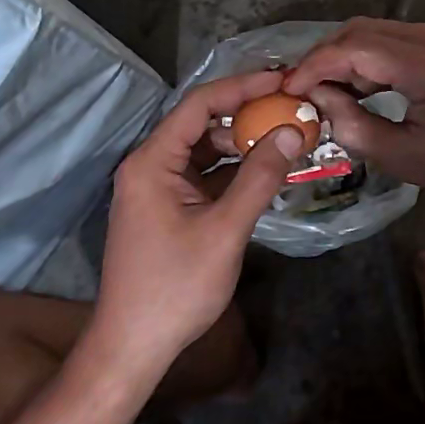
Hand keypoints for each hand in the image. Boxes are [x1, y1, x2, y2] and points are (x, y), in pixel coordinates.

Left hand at [91, 71, 304, 372]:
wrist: (133, 343)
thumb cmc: (176, 286)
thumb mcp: (224, 230)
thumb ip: (258, 177)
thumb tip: (291, 132)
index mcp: (151, 161)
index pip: (199, 105)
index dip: (242, 87)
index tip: (283, 80)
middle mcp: (148, 165)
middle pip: (199, 125)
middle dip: (245, 116)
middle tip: (290, 110)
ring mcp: (154, 188)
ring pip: (201, 152)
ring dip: (239, 145)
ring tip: (284, 140)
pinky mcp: (164, 209)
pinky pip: (200, 178)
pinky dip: (229, 173)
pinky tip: (263, 173)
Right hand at [283, 19, 424, 207]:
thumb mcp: (407, 159)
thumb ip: (354, 126)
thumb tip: (319, 98)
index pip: (356, 48)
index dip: (315, 65)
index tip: (289, 88)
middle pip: (364, 29)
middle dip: (326, 56)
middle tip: (304, 88)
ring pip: (379, 30)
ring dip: (348, 56)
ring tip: (329, 90)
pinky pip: (400, 38)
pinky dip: (373, 57)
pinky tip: (364, 85)